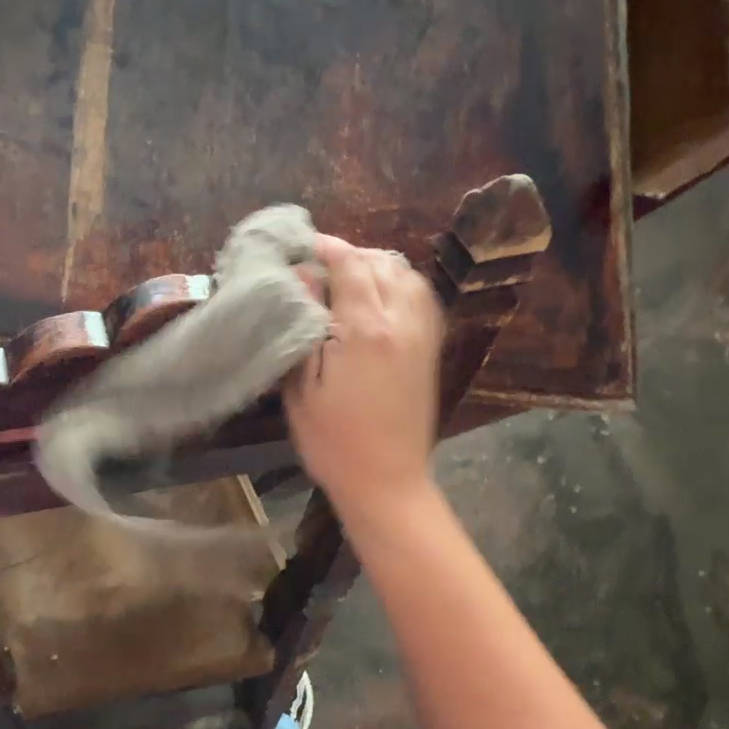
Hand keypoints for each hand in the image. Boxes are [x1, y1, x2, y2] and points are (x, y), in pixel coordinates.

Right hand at [284, 235, 444, 514]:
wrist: (386, 480)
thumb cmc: (332, 441)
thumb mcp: (301, 388)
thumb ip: (302, 328)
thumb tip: (300, 279)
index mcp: (365, 328)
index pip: (348, 264)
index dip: (323, 248)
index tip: (298, 247)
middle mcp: (400, 319)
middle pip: (377, 262)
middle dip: (346, 255)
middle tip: (314, 266)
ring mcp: (421, 332)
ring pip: (403, 274)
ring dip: (373, 266)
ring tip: (344, 278)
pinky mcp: (430, 346)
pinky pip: (419, 296)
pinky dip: (397, 283)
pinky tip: (377, 296)